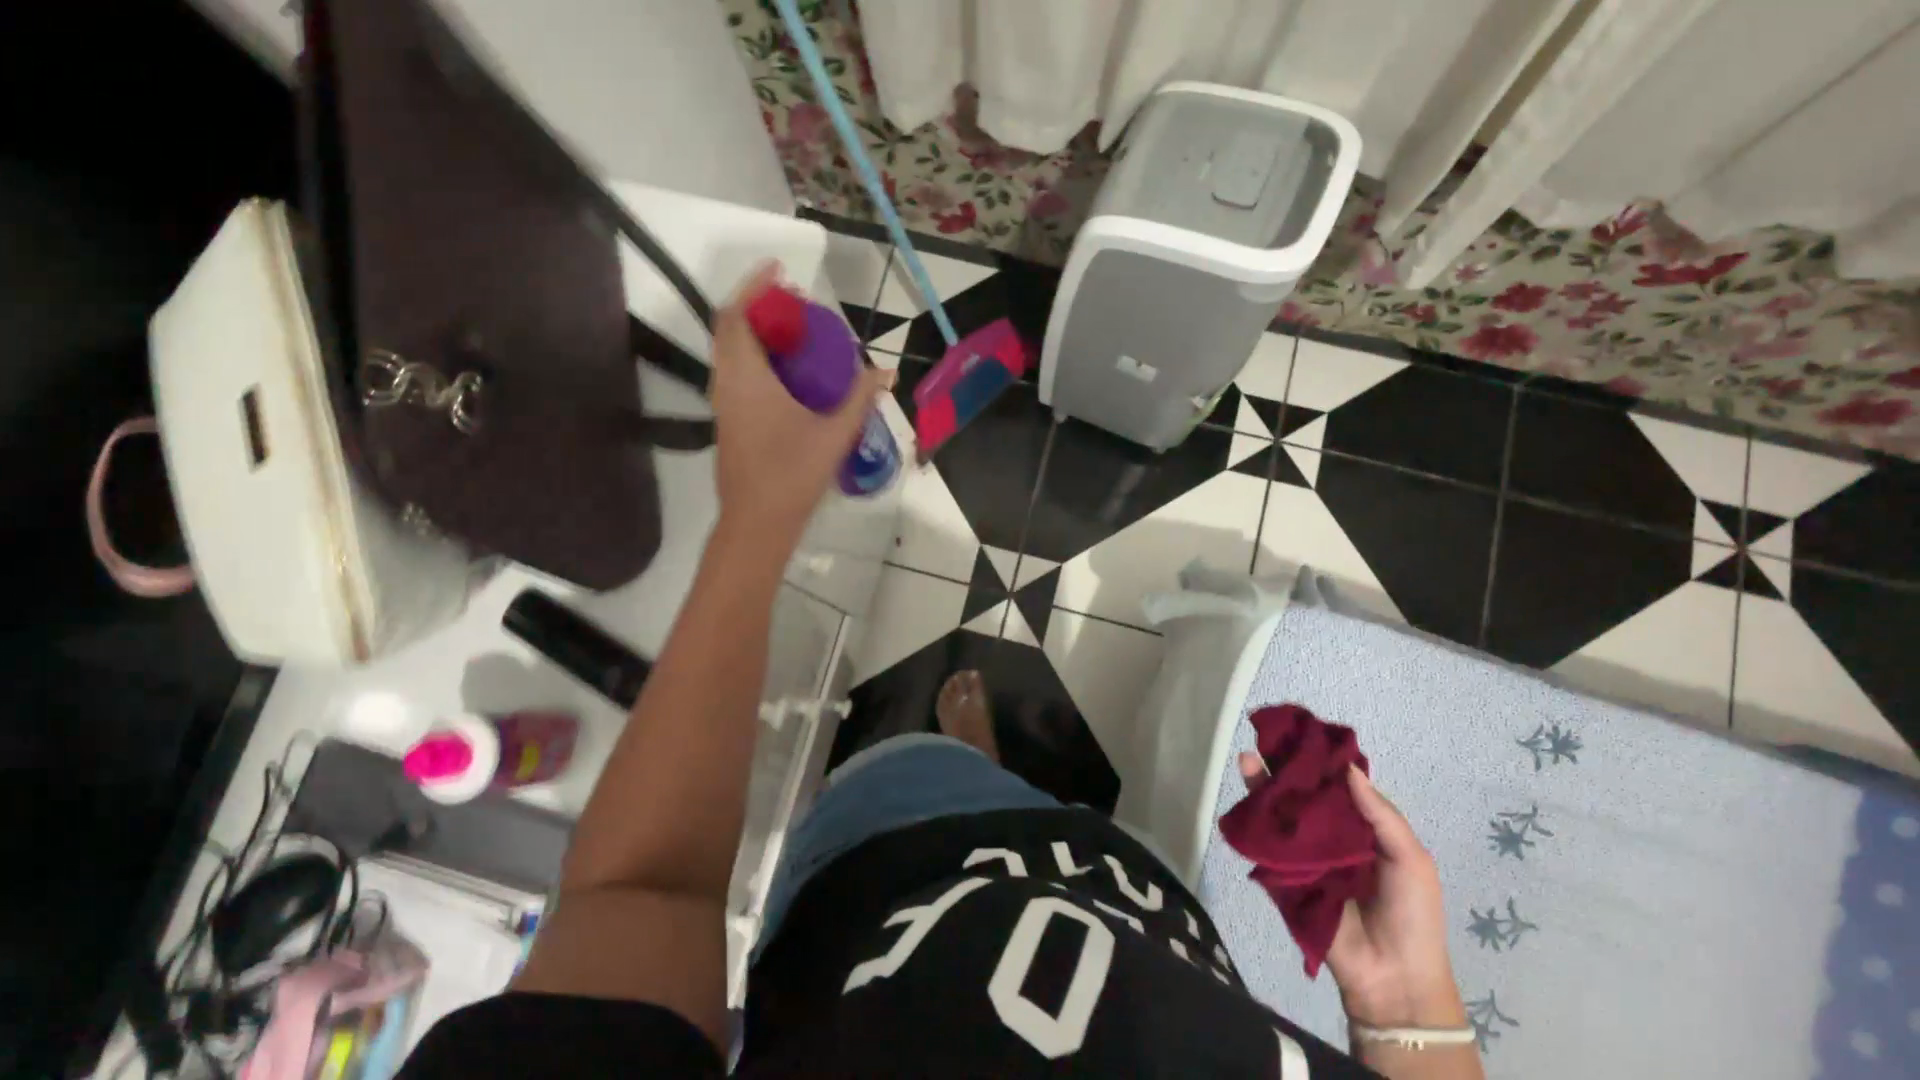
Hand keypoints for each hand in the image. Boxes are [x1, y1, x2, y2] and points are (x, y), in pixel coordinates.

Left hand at [708, 263, 884, 551]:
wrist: (756, 523)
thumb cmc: (793, 474)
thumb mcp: (835, 433)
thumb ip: (860, 398)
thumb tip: (886, 372)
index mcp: (746, 378)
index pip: (738, 316)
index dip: (754, 287)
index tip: (777, 269)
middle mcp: (727, 383)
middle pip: (730, 329)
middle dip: (757, 307)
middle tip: (793, 303)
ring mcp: (723, 404)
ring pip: (730, 353)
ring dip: (755, 333)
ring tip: (793, 332)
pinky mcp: (727, 421)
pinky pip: (735, 373)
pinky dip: (755, 357)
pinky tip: (786, 372)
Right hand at [1238, 757, 1464, 1030]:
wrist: (1394, 974)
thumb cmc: (1412, 913)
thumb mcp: (1411, 858)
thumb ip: (1380, 814)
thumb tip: (1347, 769)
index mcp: (1362, 832)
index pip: (1336, 790)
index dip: (1319, 764)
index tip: (1300, 734)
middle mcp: (1330, 840)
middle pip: (1302, 799)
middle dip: (1283, 771)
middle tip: (1264, 741)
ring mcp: (1304, 860)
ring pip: (1280, 819)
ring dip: (1262, 791)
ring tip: (1246, 760)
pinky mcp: (1284, 882)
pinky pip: (1268, 852)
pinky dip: (1255, 828)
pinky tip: (1244, 803)